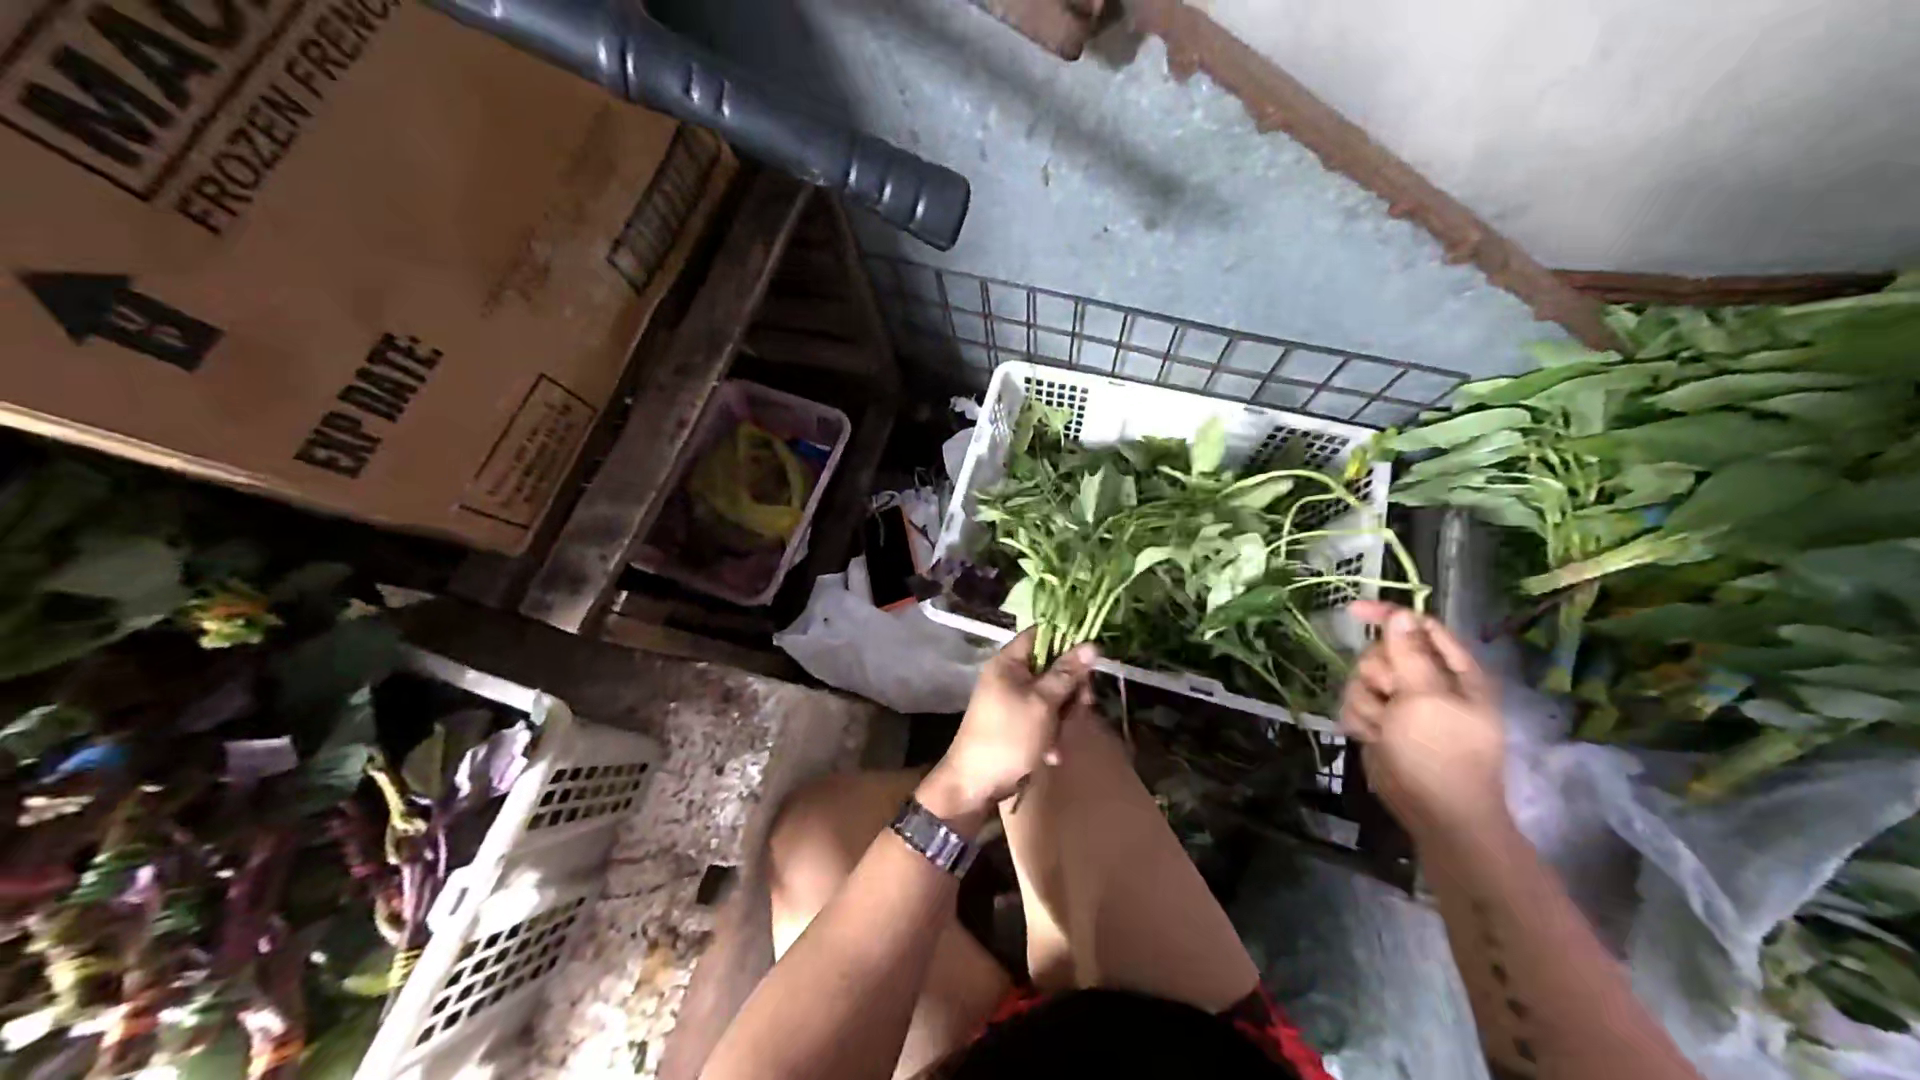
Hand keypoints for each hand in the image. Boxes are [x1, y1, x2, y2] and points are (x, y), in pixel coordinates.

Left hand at [920, 629, 1096, 822]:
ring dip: (1063, 718)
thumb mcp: (1042, 703)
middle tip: (1082, 706)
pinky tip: (1052, 755)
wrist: (975, 785)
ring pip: (1053, 696)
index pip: (1041, 634)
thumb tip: (1092, 645)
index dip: (1068, 641)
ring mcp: (1013, 701)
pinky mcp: (1017, 724)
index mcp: (1009, 662)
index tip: (1092, 659)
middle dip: (1071, 690)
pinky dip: (1051, 734)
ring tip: (1060, 739)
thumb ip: (1067, 674)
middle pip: (1053, 668)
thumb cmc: (1008, 737)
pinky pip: (1044, 718)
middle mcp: (1010, 676)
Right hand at [1341, 601, 1506, 846]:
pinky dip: (1359, 720)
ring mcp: (1403, 705)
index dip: (1388, 616)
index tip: (1353, 612)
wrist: (1436, 812)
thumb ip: (1409, 652)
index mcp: (1454, 672)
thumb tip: (1400, 614)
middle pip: (1382, 653)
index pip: (1419, 627)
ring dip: (1366, 703)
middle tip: (1390, 697)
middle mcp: (1427, 683)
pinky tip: (1372, 737)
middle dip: (1376, 675)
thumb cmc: (1441, 752)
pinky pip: (1354, 704)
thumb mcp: (1426, 697)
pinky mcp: (1381, 723)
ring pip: (1361, 680)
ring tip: (1383, 728)